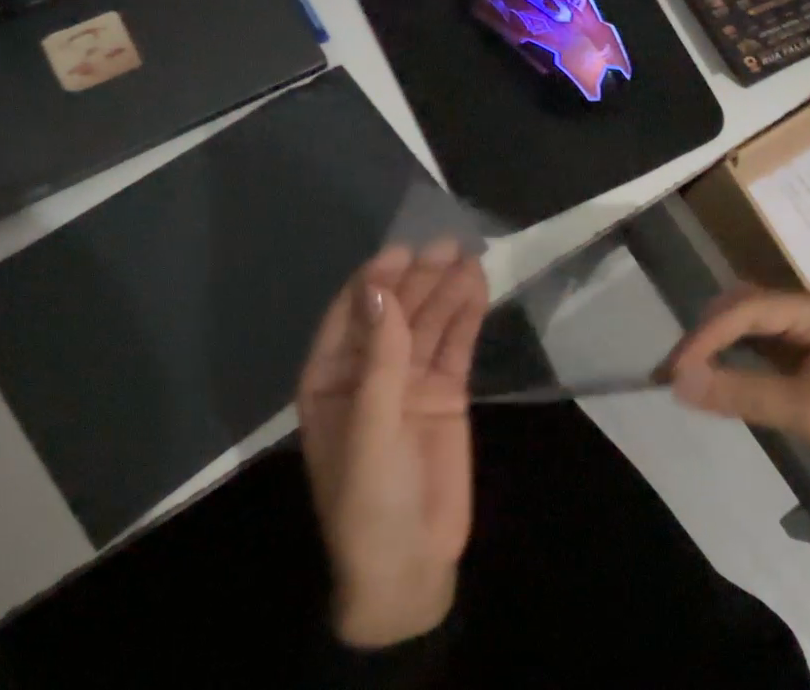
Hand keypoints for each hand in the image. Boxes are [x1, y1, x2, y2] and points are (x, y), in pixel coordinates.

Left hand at [298, 241, 487, 647]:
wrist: (409, 564)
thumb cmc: (369, 499)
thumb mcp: (369, 427)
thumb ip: (379, 356)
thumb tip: (378, 287)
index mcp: (331, 379)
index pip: (352, 315)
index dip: (376, 281)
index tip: (404, 251)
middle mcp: (369, 371)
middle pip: (395, 313)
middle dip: (419, 280)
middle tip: (449, 245)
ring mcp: (410, 381)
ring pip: (428, 325)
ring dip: (447, 291)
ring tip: (470, 258)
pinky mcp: (445, 394)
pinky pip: (455, 346)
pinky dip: (466, 317)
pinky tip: (478, 288)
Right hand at [665, 287, 809, 525]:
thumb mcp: (805, 413)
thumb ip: (739, 392)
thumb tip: (677, 382)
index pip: (749, 309)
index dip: (706, 336)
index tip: (673, 371)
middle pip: (748, 307)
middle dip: (708, 335)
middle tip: (673, 372)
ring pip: (754, 325)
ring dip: (720, 345)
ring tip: (686, 374)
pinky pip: (766, 347)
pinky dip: (738, 359)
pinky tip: (716, 377)